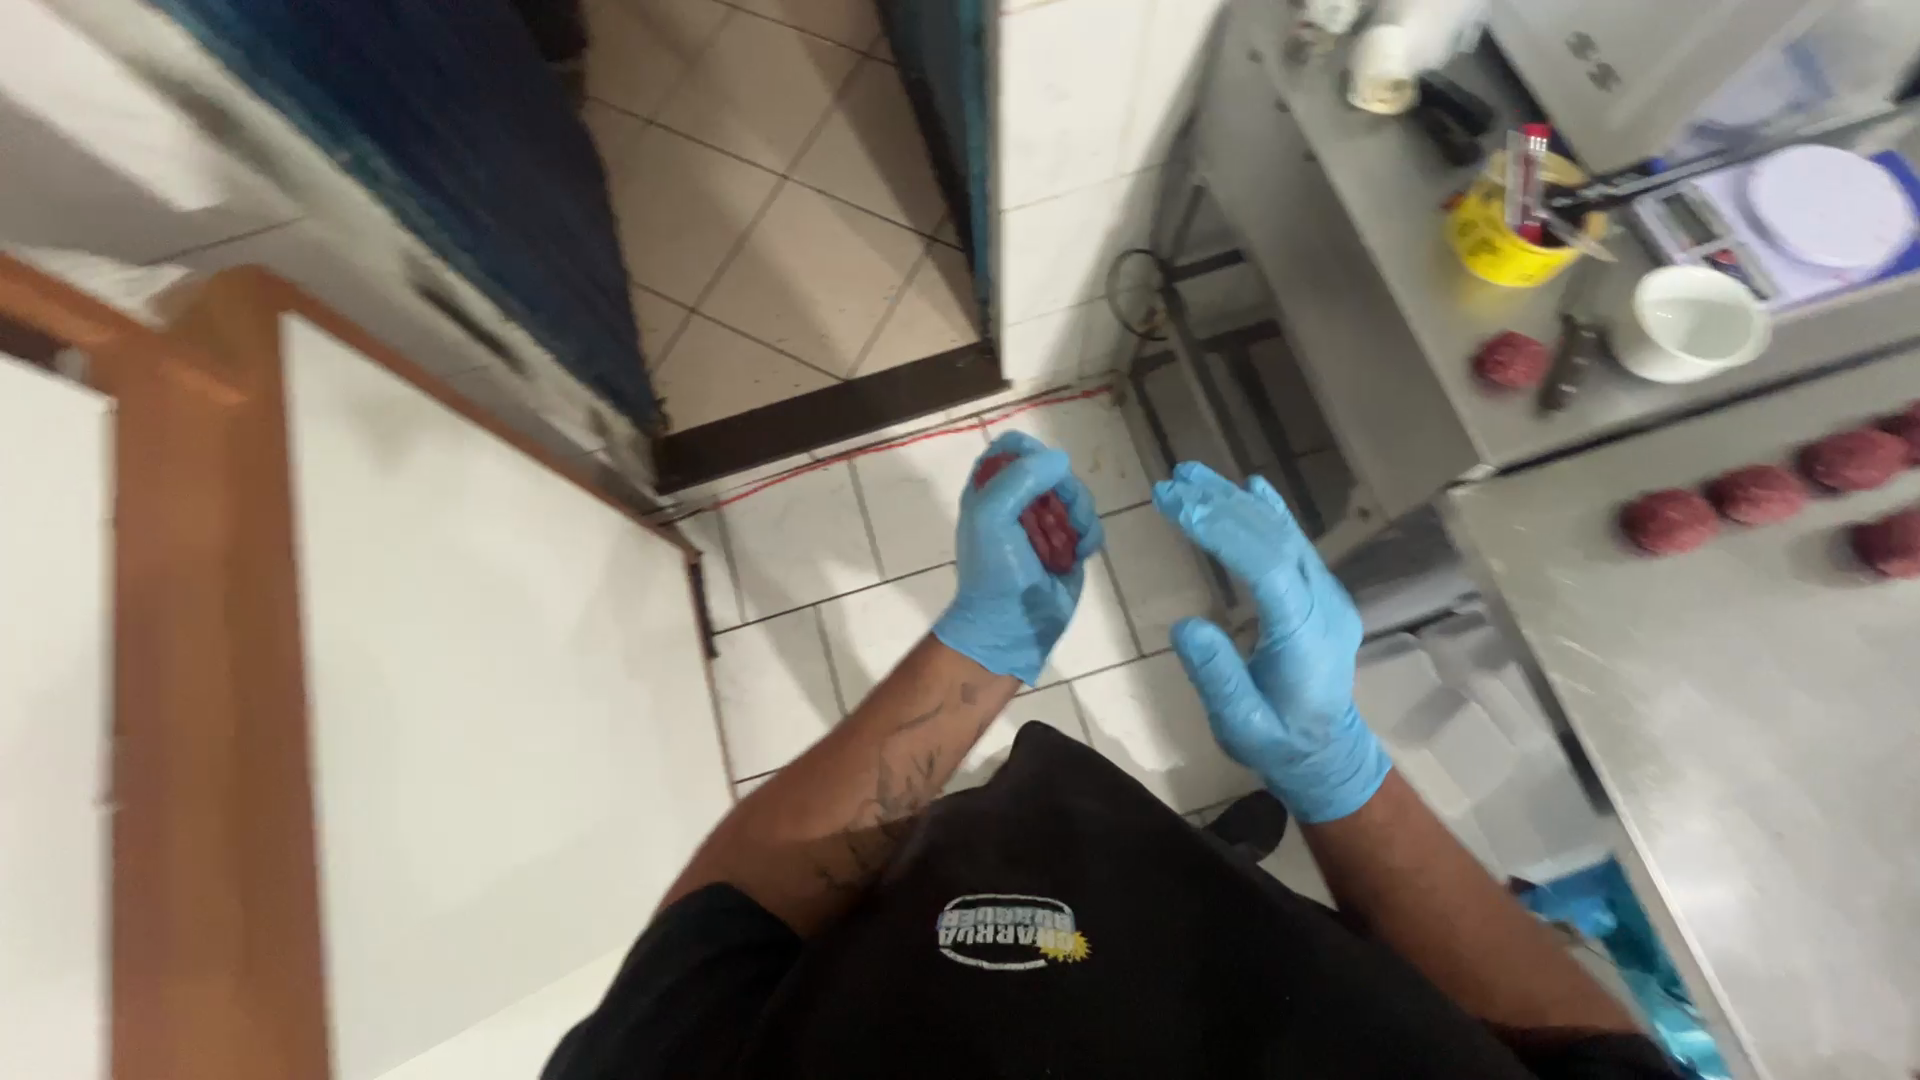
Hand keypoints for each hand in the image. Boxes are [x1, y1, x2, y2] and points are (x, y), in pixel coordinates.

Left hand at [932, 432, 1103, 683]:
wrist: (1010, 626)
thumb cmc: (993, 571)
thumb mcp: (991, 517)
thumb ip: (1019, 478)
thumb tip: (1059, 459)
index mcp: (990, 490)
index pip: (1012, 448)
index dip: (1030, 452)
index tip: (1041, 472)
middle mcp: (1017, 503)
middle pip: (1052, 469)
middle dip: (1064, 487)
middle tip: (1061, 511)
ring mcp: (1044, 525)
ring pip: (1076, 495)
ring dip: (1080, 513)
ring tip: (1071, 541)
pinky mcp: (1068, 547)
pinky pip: (1089, 526)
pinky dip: (1090, 536)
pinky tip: (1080, 554)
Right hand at [1153, 462, 1387, 822]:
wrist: (1327, 755)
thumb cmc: (1277, 743)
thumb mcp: (1240, 725)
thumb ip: (1218, 676)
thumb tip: (1185, 625)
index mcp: (1306, 633)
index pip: (1264, 565)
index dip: (1221, 530)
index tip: (1177, 505)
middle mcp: (1324, 603)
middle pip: (1273, 538)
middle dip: (1220, 506)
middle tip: (1172, 484)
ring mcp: (1327, 595)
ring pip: (1283, 534)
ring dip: (1236, 501)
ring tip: (1192, 475)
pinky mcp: (1320, 595)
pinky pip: (1295, 544)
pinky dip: (1270, 511)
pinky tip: (1252, 486)